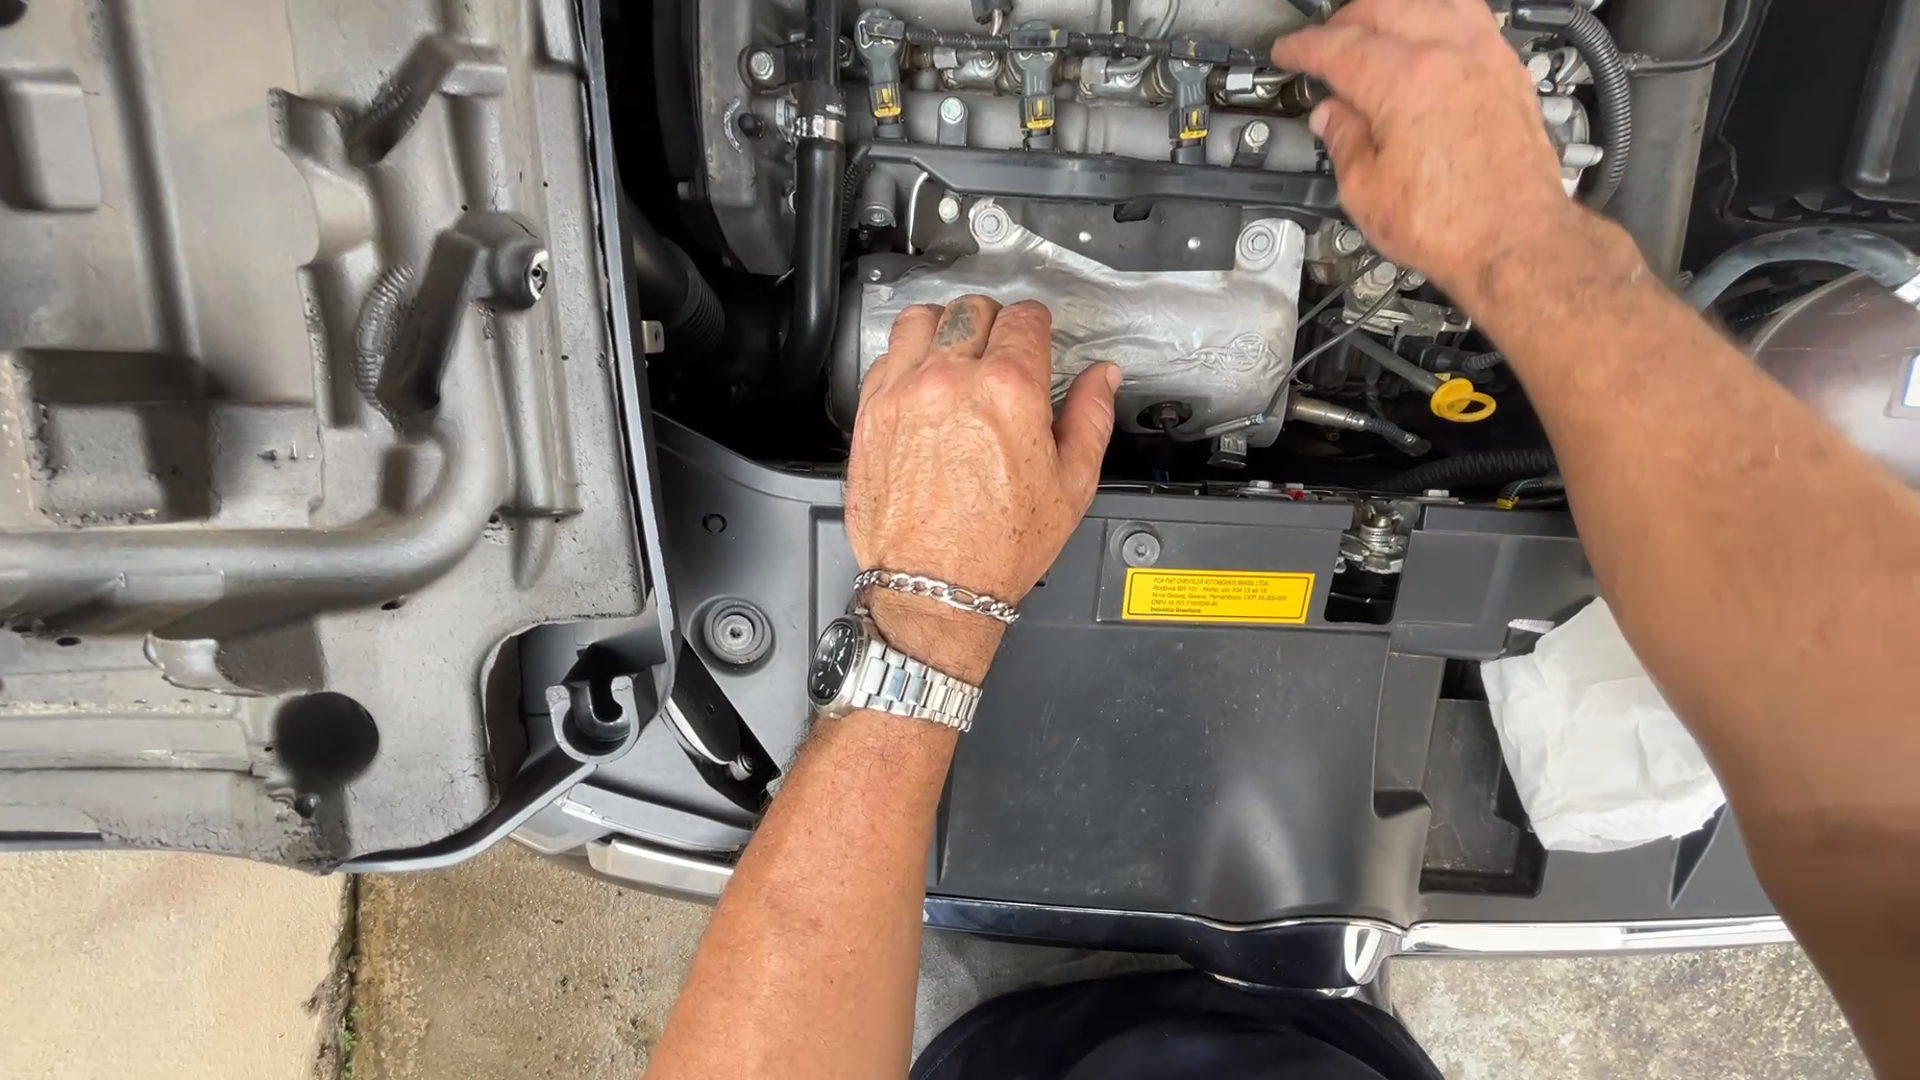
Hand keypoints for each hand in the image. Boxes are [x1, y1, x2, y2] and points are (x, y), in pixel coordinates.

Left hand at [846, 296, 1118, 683]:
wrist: (934, 586)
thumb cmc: (997, 547)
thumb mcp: (1071, 485)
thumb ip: (1091, 417)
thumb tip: (1102, 378)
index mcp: (1009, 391)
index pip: (1024, 318)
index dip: (1036, 326)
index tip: (1035, 339)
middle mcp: (951, 382)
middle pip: (974, 310)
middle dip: (995, 325)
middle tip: (1000, 353)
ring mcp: (904, 394)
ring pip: (923, 319)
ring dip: (945, 328)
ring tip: (957, 356)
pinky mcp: (871, 414)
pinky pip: (886, 355)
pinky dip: (907, 357)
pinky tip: (922, 383)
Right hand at [1272, 0, 1578, 302]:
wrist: (1508, 237)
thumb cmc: (1447, 222)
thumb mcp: (1365, 190)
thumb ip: (1344, 141)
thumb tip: (1332, 117)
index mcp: (1406, 81)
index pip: (1341, 47)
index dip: (1305, 47)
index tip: (1287, 50)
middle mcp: (1451, 54)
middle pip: (1387, 8)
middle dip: (1344, 20)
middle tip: (1321, 39)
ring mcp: (1486, 57)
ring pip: (1433, 1)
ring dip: (1393, 9)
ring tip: (1369, 28)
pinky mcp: (1507, 71)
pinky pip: (1468, 18)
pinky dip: (1434, 16)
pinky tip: (1423, 33)